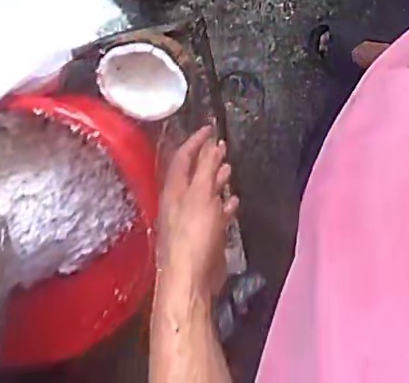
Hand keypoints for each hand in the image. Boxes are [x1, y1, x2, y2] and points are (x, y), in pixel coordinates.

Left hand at [154, 126, 237, 314]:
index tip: (209, 127)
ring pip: (204, 193)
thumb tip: (212, 144)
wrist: (190, 281)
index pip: (183, 157)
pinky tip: (233, 200)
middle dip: (207, 159)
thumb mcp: (201, 195)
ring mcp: (190, 221)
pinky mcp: (203, 237)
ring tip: (229, 169)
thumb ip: (207, 169)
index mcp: (174, 190)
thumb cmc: (193, 234)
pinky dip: (223, 204)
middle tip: (221, 146)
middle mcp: (179, 203)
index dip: (195, 141)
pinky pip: (214, 213)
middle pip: (193, 174)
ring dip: (216, 180)